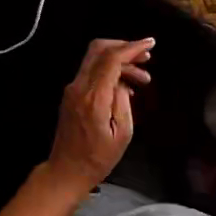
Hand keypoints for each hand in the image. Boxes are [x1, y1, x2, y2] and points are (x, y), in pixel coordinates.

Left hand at [45, 38, 154, 191]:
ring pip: (94, 59)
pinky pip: (91, 72)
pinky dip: (109, 70)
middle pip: (98, 49)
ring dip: (119, 60)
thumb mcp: (122, 134)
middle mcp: (79, 87)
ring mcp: (72, 89)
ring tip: (142, 78)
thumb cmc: (98, 159)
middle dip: (124, 47)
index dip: (132, 47)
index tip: (150, 44)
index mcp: (93, 98)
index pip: (111, 59)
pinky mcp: (71, 94)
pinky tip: (125, 86)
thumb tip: (124, 82)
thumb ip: (124, 102)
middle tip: (146, 57)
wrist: (66, 171)